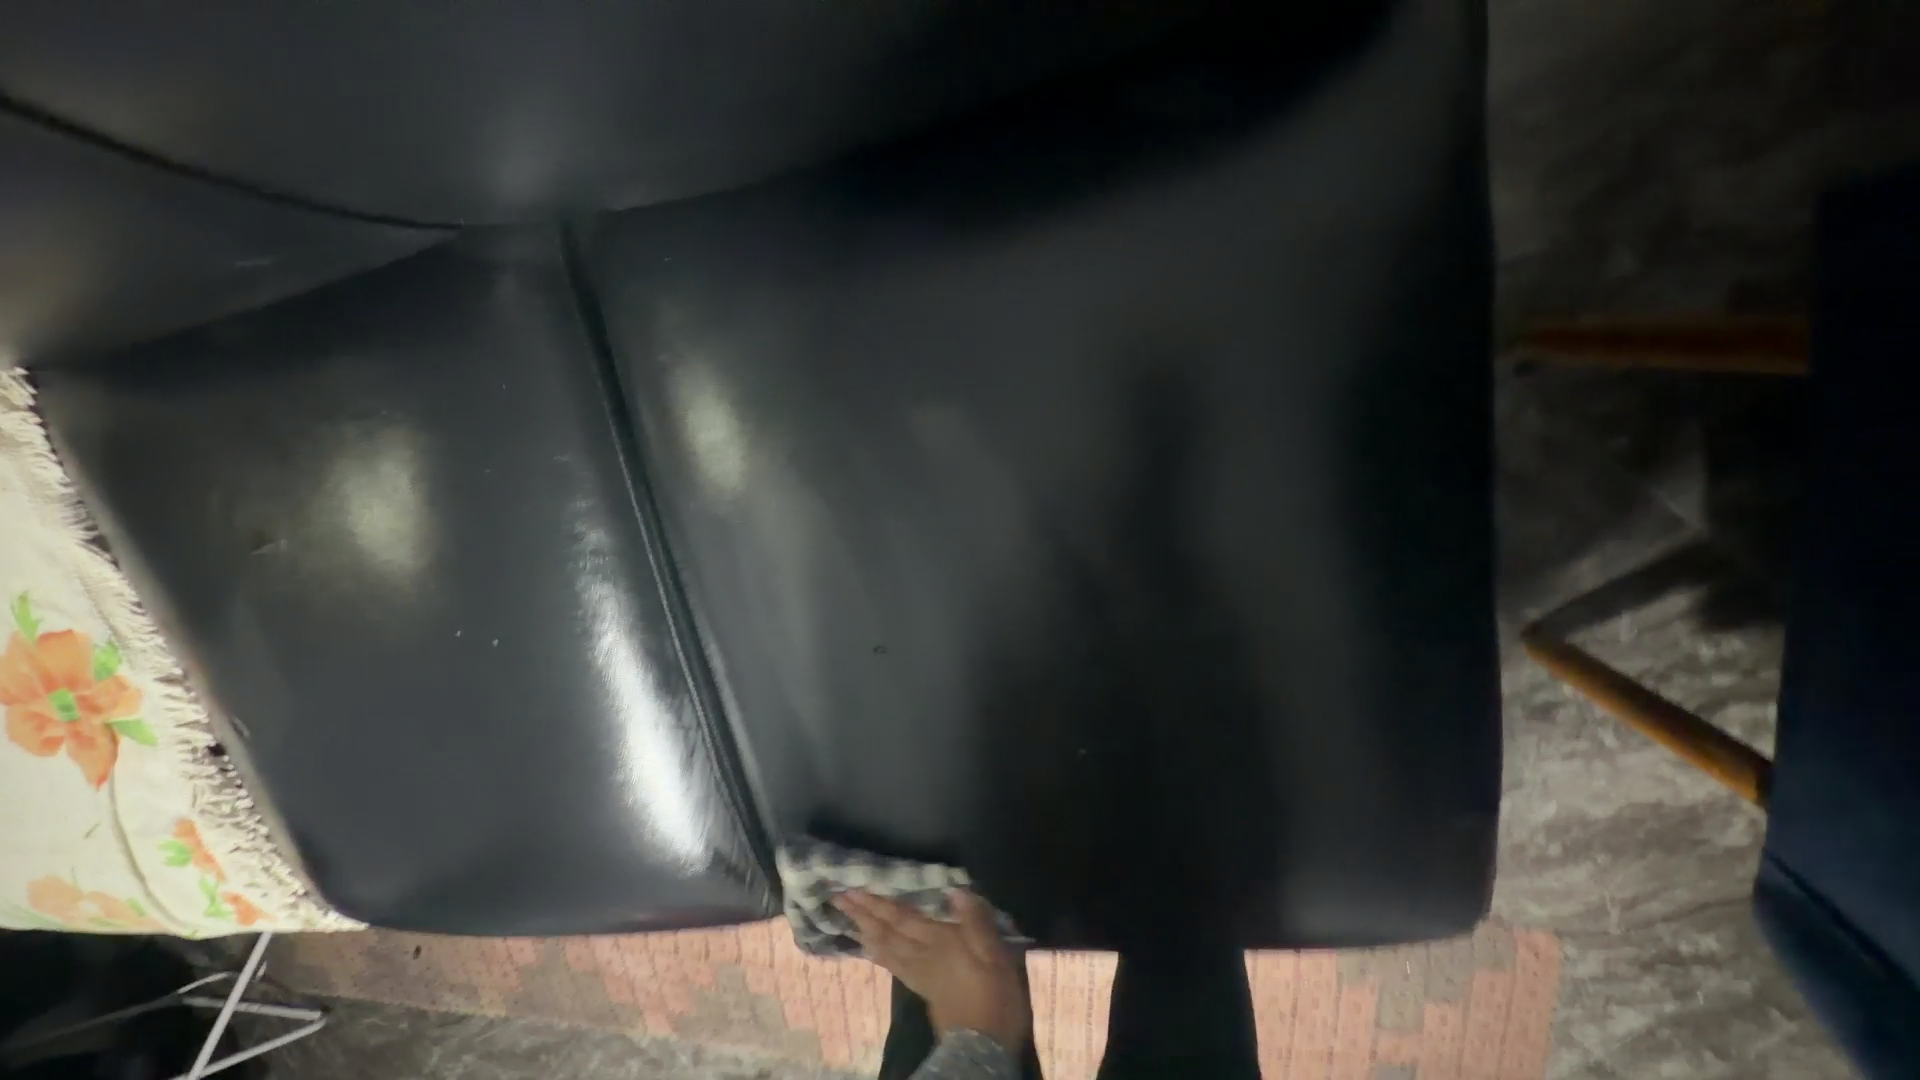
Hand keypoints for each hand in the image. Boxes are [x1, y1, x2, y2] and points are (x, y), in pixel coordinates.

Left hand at [833, 888, 1032, 1053]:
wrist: (983, 1044)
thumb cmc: (992, 994)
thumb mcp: (993, 954)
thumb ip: (975, 921)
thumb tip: (955, 889)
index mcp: (938, 940)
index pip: (901, 917)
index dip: (878, 903)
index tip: (853, 889)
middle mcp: (920, 953)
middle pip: (887, 931)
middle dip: (863, 913)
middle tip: (838, 897)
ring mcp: (918, 972)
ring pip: (885, 946)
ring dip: (865, 930)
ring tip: (847, 917)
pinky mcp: (921, 987)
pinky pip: (892, 964)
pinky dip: (878, 952)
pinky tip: (870, 947)